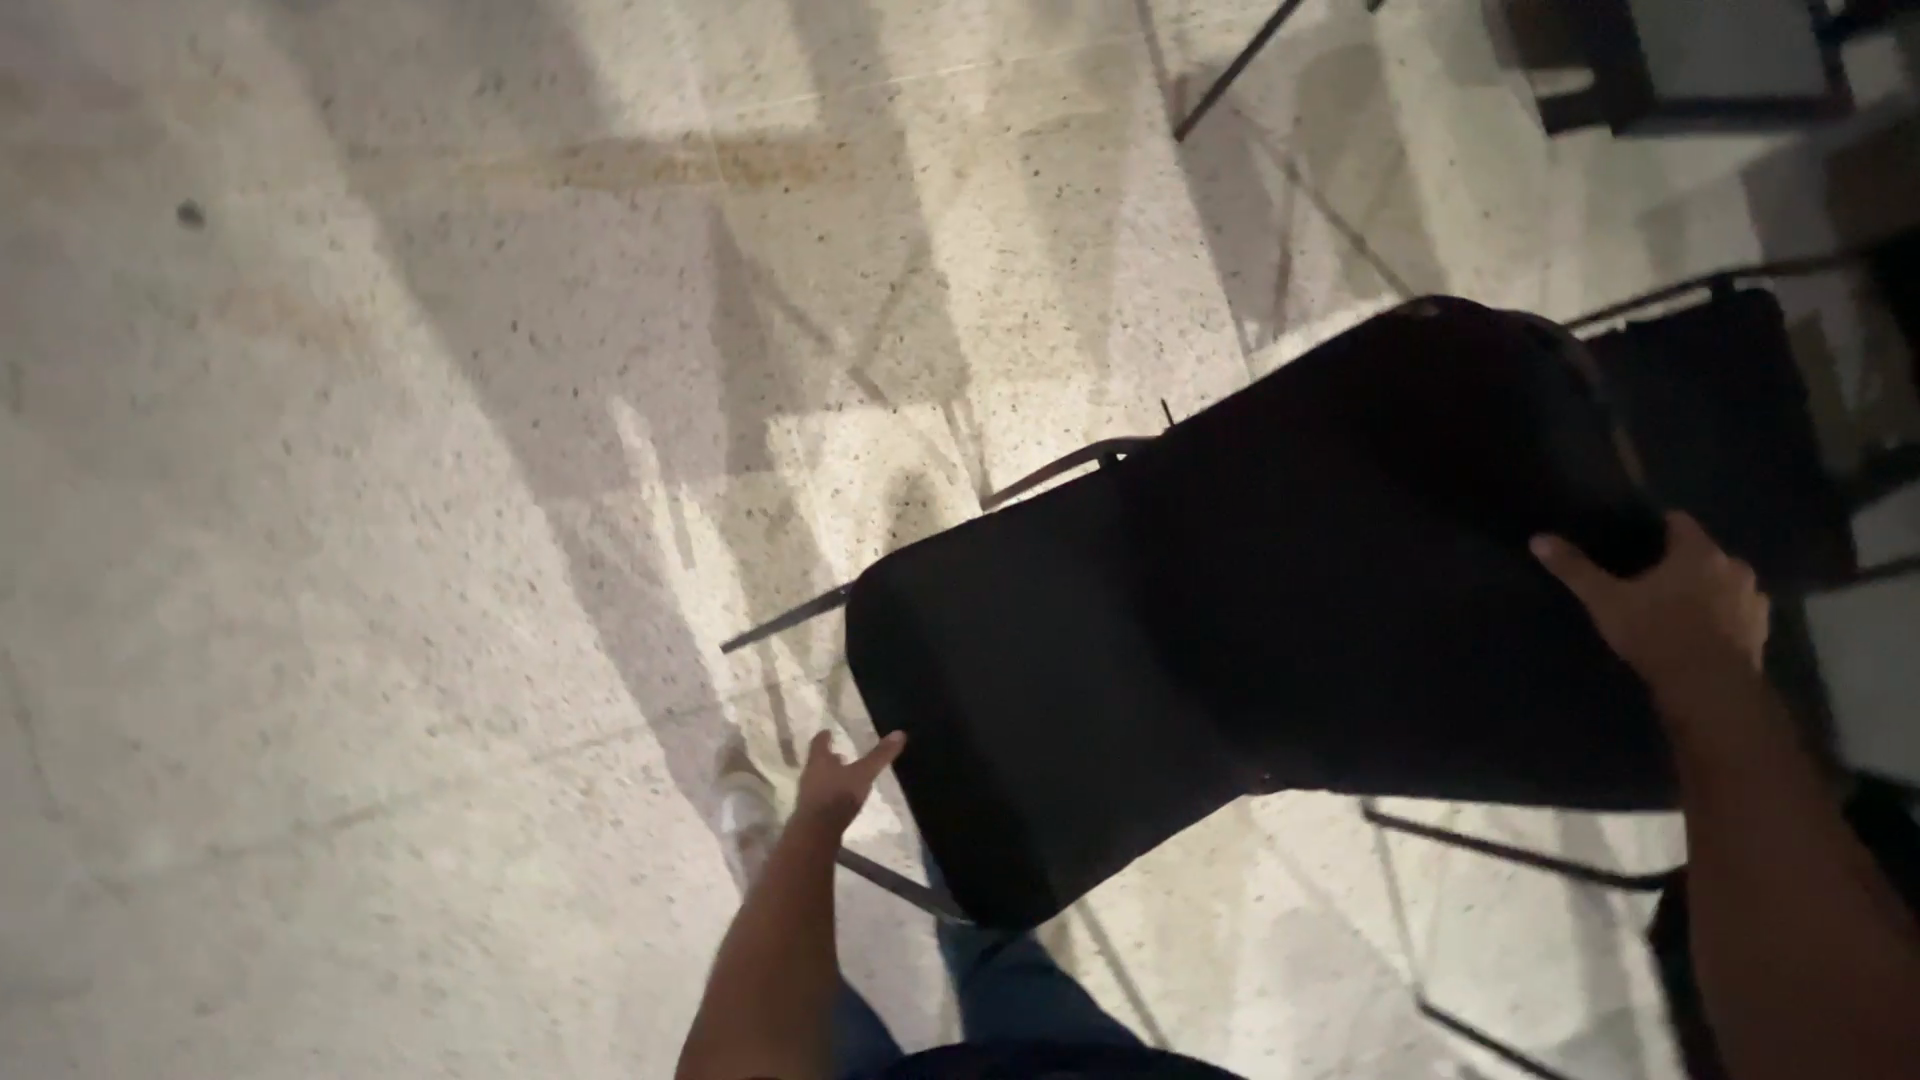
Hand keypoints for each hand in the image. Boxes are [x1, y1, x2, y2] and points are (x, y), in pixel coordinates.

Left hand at [793, 730, 905, 832]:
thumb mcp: (863, 774)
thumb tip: (899, 733)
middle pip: (817, 762)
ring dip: (829, 777)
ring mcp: (808, 796)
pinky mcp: (811, 814)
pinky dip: (830, 794)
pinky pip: (821, 798)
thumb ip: (879, 756)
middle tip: (840, 754)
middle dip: (829, 758)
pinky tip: (841, 800)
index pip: (818, 743)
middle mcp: (810, 775)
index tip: (827, 732)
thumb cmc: (838, 796)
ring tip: (844, 777)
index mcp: (819, 761)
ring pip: (818, 780)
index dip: (824, 737)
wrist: (817, 834)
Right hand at [1531, 511, 1769, 693]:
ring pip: (1722, 581)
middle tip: (1647, 576)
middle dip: (1678, 560)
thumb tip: (1538, 539)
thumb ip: (1574, 569)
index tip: (1635, 538)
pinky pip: (1736, 608)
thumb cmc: (1656, 631)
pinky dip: (1719, 612)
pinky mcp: (1761, 628)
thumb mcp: (1604, 599)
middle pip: (1703, 552)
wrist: (1709, 685)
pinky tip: (1696, 628)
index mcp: (1698, 553)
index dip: (1657, 526)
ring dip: (1703, 586)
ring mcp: (1753, 599)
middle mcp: (1733, 568)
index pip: (1680, 522)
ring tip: (1673, 603)